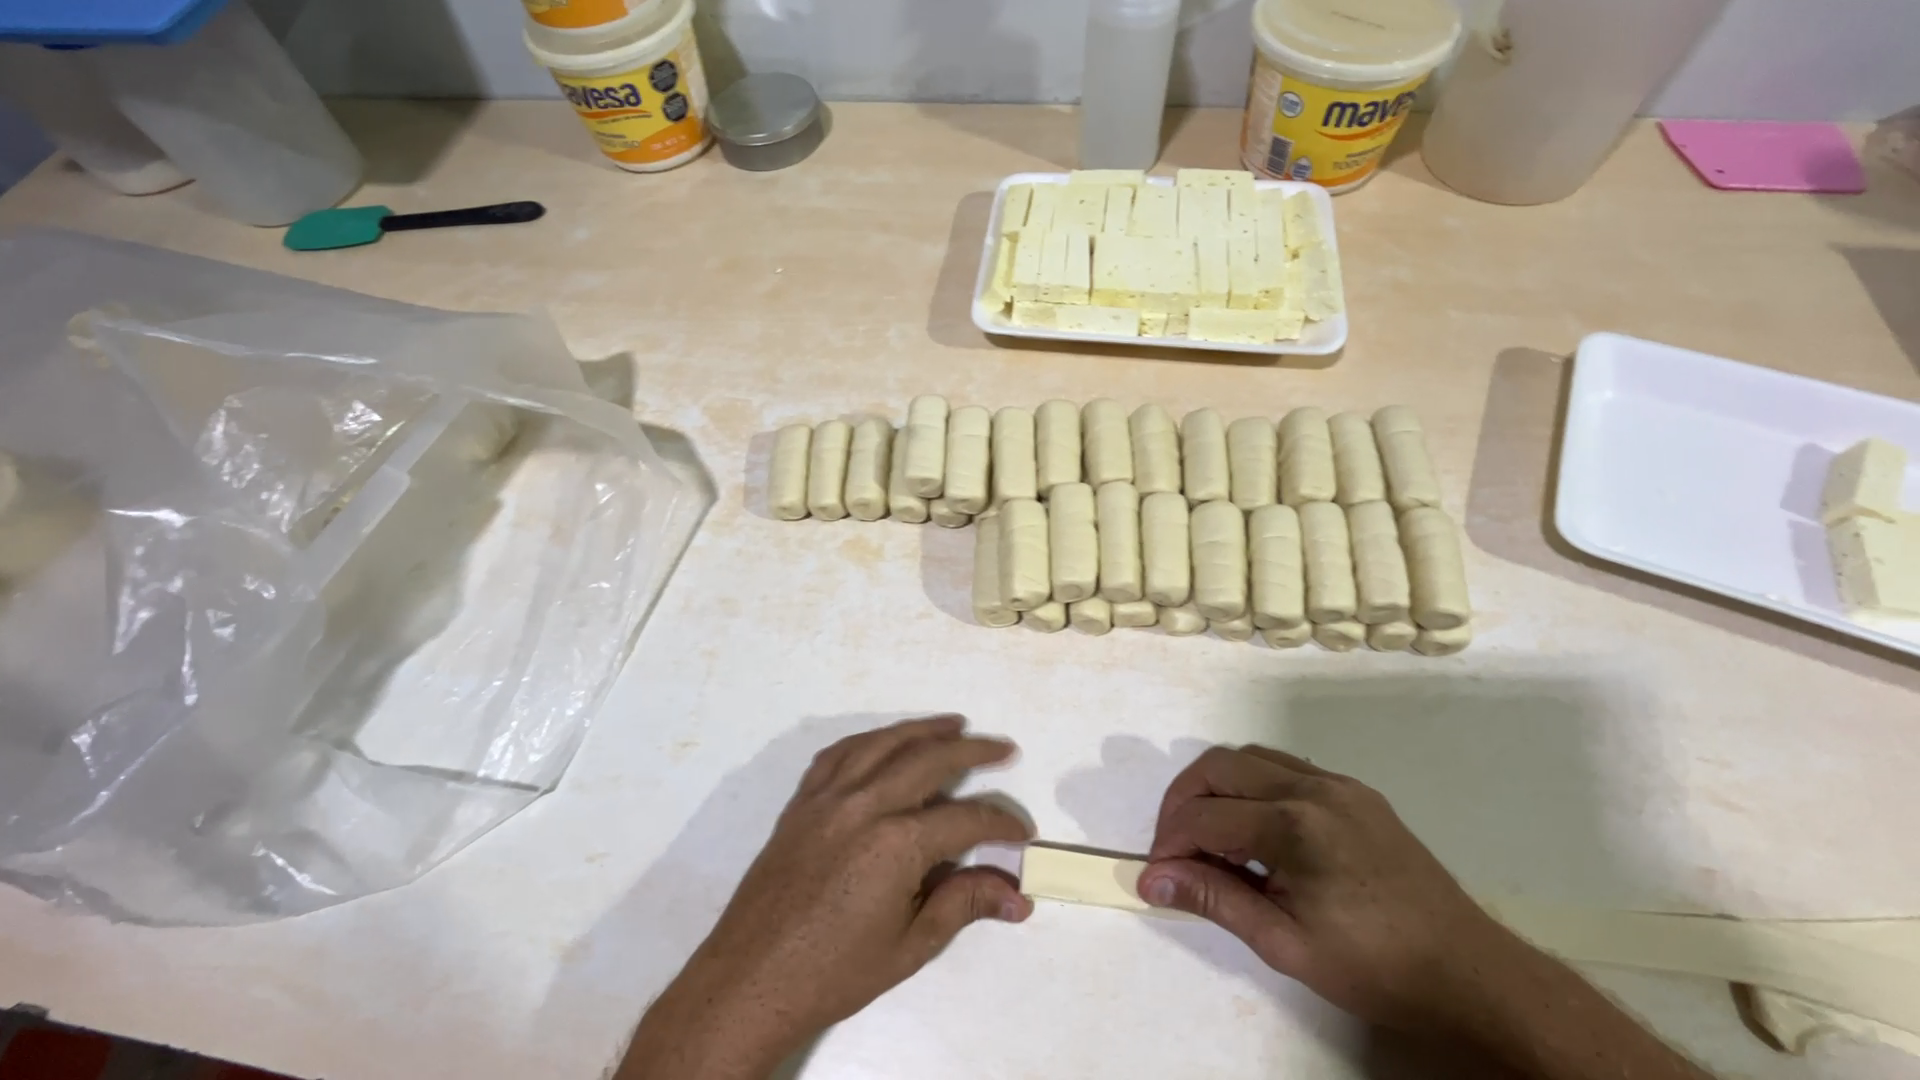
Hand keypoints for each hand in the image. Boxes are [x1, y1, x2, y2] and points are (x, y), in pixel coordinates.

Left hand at [620, 716, 1032, 1079]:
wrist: (751, 980)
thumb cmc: (835, 972)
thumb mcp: (910, 945)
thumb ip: (964, 904)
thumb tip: (1019, 896)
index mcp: (895, 843)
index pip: (965, 819)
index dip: (1000, 824)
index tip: (1022, 832)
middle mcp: (863, 805)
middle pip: (928, 760)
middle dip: (972, 750)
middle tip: (1003, 747)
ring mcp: (827, 798)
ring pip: (882, 743)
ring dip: (922, 729)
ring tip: (954, 724)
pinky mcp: (800, 803)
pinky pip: (838, 754)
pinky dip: (869, 740)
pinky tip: (884, 741)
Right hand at [1136, 745, 1518, 1033]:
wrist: (1468, 973)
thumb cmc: (1373, 968)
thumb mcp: (1283, 943)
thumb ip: (1213, 898)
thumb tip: (1151, 879)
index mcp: (1293, 826)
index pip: (1203, 817)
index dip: (1168, 844)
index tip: (1157, 876)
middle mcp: (1312, 787)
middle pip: (1217, 767)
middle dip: (1181, 802)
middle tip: (1173, 849)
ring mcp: (1338, 784)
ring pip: (1250, 758)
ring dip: (1216, 788)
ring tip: (1210, 838)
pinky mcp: (1356, 792)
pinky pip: (1286, 768)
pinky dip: (1253, 787)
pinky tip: (1256, 830)